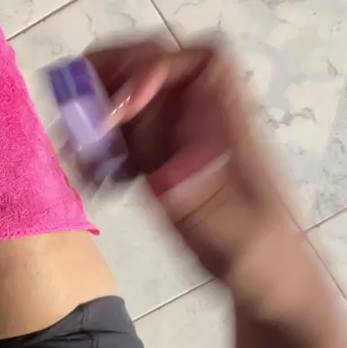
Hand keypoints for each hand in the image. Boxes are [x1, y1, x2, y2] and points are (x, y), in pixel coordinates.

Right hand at [87, 39, 313, 311]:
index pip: (202, 61)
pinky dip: (94, 147)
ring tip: (78, 154)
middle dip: (107, 76)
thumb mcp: (243, 240)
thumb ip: (206, 206)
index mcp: (230, 128)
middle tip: (74, 108)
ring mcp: (180, 140)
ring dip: (92, 114)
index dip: (155, 66)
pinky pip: (121, 134)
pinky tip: (93, 180)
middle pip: (155, 64)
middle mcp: (203, 123)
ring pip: (129, 97)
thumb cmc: (267, 264)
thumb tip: (166, 173)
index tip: (124, 106)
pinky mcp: (160, 163)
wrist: (272, 285)